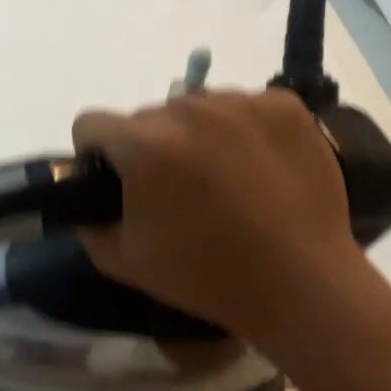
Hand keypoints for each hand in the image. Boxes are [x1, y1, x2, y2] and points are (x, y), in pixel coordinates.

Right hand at [71, 89, 390, 357]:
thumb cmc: (206, 276)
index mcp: (143, 144)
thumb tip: (85, 204)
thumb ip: (88, 224)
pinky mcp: (285, 106)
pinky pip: (243, 106)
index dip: (94, 154)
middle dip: (151, 147)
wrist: (304, 287)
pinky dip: (243, 130)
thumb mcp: (122, 261)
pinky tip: (258, 167)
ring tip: (223, 180)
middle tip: (176, 191)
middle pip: (147, 117)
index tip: (116, 183)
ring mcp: (240, 103)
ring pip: (196, 108)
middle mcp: (187, 110)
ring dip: (196, 135)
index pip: (91, 124)